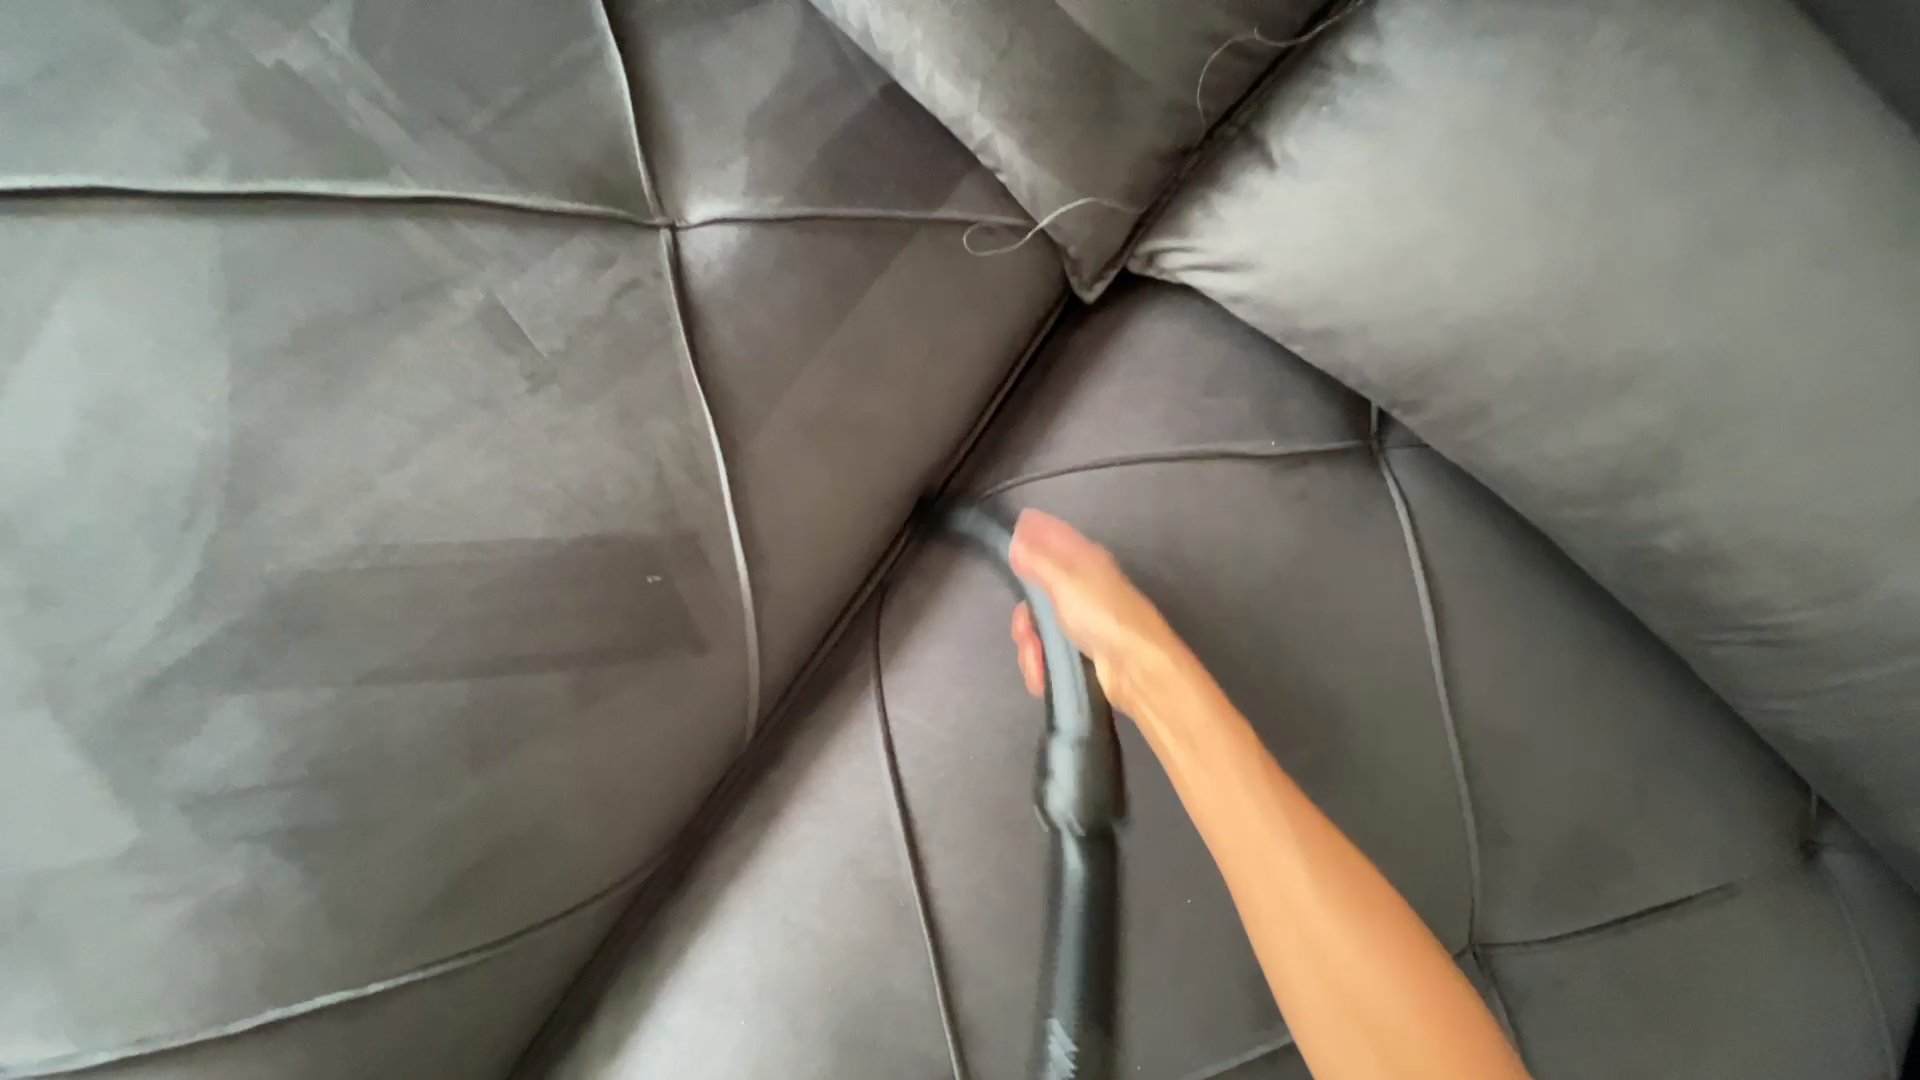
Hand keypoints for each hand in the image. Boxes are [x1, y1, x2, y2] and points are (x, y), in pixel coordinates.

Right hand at [1008, 508, 1179, 718]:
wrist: (1136, 669)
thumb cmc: (1103, 616)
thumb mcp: (1066, 580)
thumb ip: (1039, 558)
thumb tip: (1020, 530)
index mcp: (1083, 561)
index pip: (1048, 540)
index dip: (1026, 547)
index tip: (1013, 565)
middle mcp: (1081, 589)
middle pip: (1035, 596)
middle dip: (1026, 620)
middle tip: (1029, 631)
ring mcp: (1080, 625)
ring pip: (1038, 630)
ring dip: (1032, 649)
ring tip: (1040, 660)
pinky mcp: (1079, 655)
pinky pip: (1047, 656)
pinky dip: (1042, 667)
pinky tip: (1045, 676)